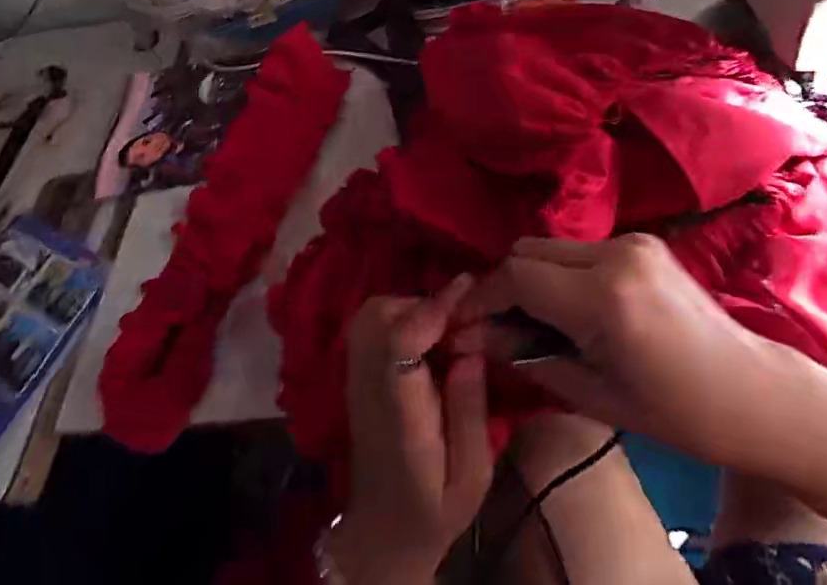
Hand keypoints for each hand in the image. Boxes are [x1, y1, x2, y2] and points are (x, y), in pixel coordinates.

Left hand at [331, 276, 493, 584]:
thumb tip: (471, 347)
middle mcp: (368, 390)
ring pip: (368, 315)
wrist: (381, 537)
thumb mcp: (472, 476)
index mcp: (400, 418)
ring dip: (410, 305)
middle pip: (376, 318)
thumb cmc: (434, 511)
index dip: (430, 309)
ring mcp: (354, 382)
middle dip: (422, 302)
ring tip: (447, 325)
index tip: (467, 289)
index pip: (397, 347)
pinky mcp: (354, 378)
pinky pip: (369, 326)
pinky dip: (399, 314)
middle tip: (462, 315)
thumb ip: (470, 411)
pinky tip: (429, 334)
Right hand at [460, 234, 795, 466]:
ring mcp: (633, 241)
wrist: (752, 390)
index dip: (482, 297)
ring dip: (534, 277)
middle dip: (505, 284)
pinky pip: (582, 250)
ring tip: (538, 323)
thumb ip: (530, 357)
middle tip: (498, 326)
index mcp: (604, 296)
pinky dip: (563, 273)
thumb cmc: (677, 413)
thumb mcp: (594, 394)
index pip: (517, 275)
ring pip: (553, 246)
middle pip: (529, 249)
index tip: (463, 322)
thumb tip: (477, 336)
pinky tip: (573, 310)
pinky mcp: (644, 241)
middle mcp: (616, 253)